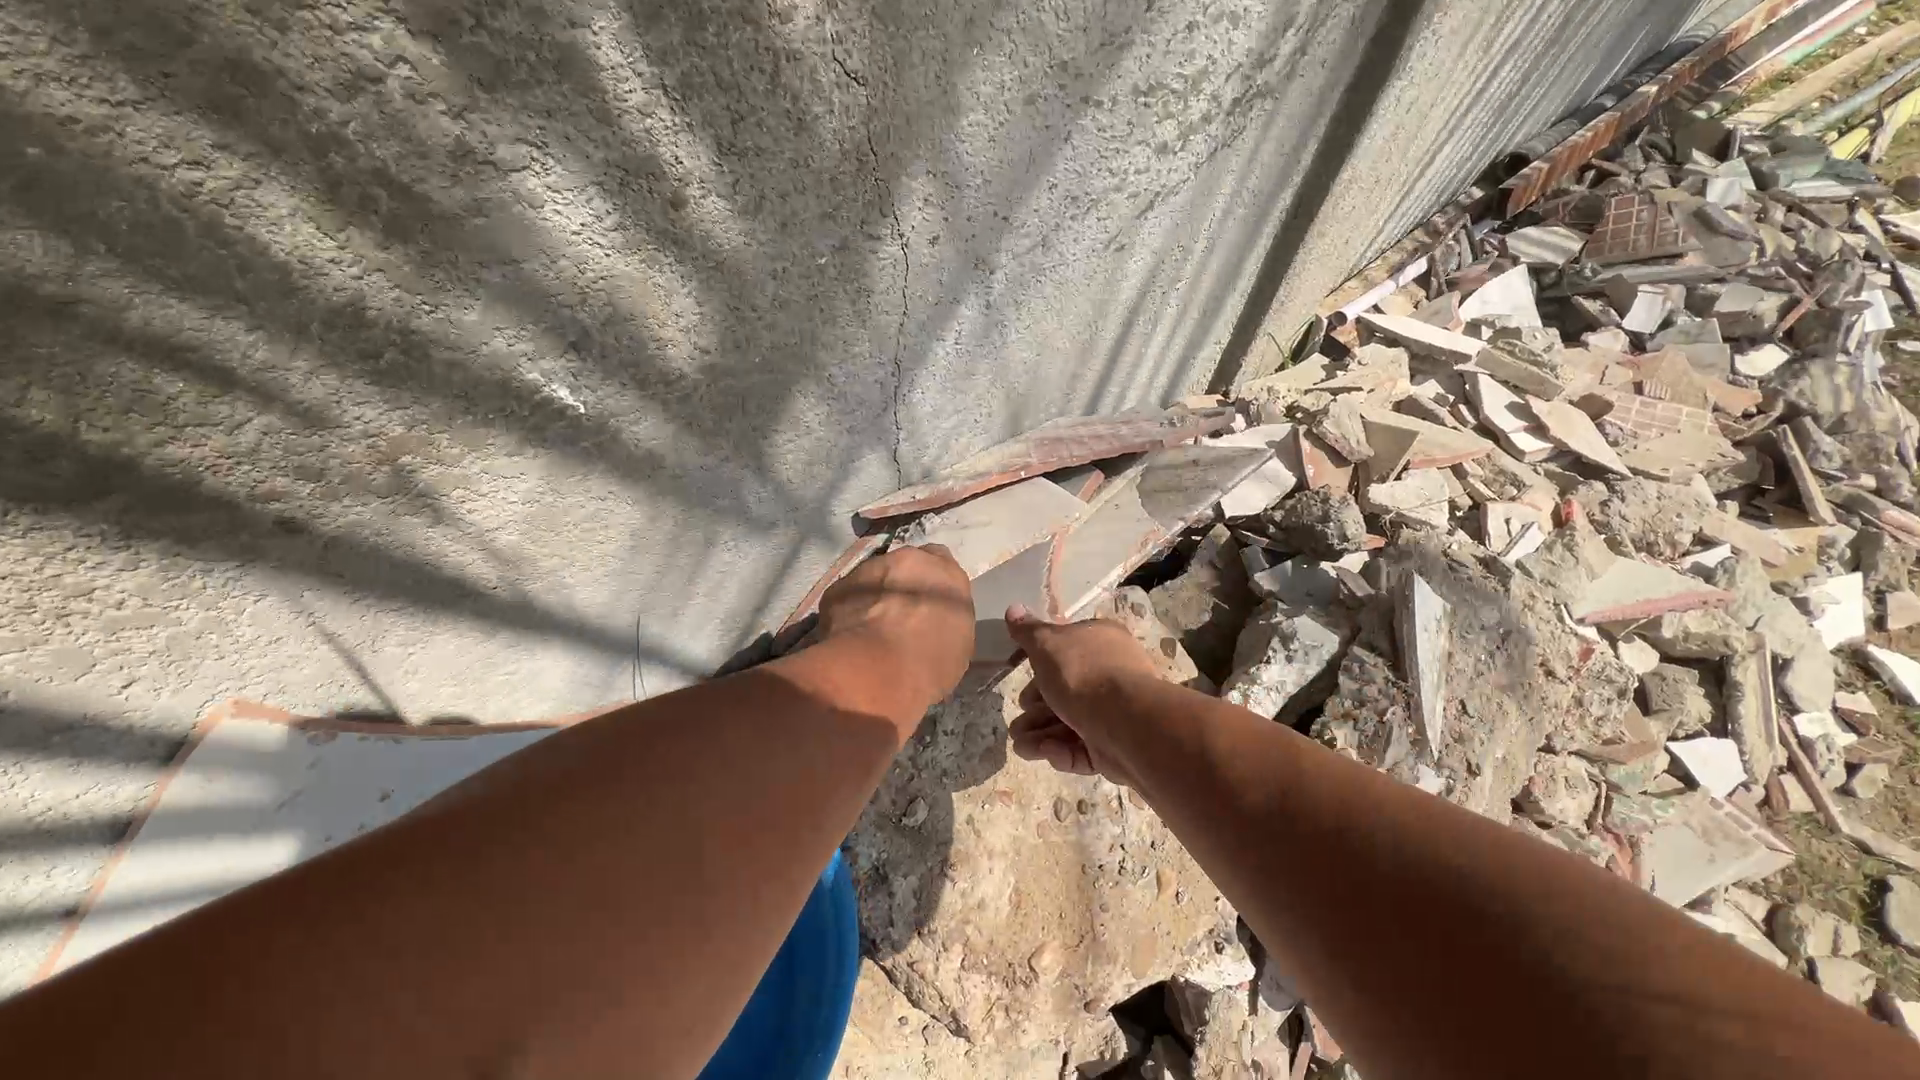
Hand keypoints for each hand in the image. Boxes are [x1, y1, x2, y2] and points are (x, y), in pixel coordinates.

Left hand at [816, 544, 974, 711]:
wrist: (880, 670)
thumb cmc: (931, 663)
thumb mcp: (959, 644)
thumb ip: (947, 621)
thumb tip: (935, 625)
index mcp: (946, 574)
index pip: (941, 563)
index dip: (933, 581)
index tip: (929, 602)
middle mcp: (908, 560)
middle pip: (905, 566)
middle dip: (902, 585)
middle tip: (901, 615)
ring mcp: (869, 569)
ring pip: (872, 577)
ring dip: (874, 595)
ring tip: (872, 628)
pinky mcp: (838, 587)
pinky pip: (846, 596)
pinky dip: (849, 610)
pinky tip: (849, 635)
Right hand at [1005, 604, 1162, 786]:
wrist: (1125, 721)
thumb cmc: (1083, 674)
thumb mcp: (1047, 645)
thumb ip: (1028, 631)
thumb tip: (1013, 608)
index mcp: (1101, 642)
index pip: (1066, 650)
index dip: (1039, 666)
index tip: (1020, 679)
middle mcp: (1111, 674)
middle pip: (1064, 692)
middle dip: (1035, 711)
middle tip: (1018, 721)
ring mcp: (1114, 712)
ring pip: (1069, 724)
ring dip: (1041, 735)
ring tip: (1022, 745)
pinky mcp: (1115, 745)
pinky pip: (1083, 748)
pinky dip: (1062, 751)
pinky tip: (1047, 752)